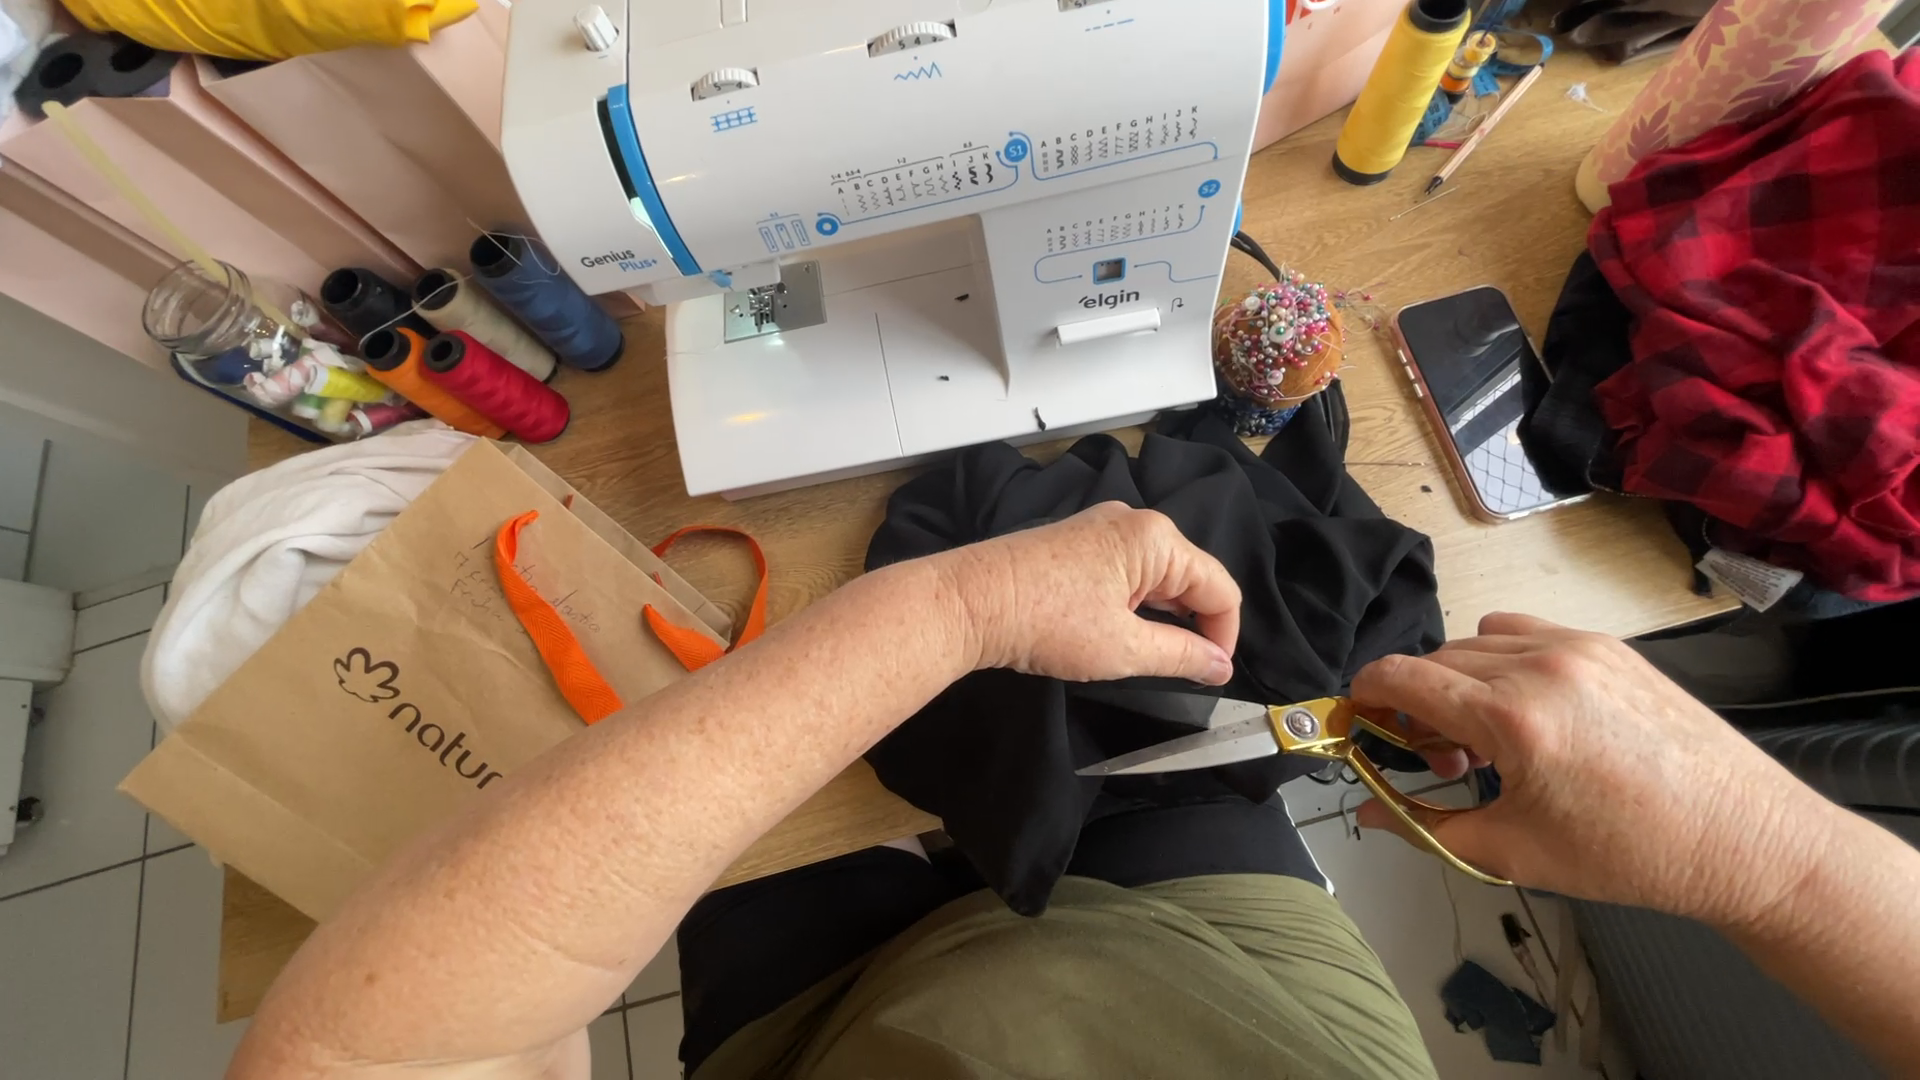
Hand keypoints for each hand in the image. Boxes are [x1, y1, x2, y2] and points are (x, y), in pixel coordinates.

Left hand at [938, 502, 1240, 684]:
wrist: (968, 601)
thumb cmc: (1047, 622)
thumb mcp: (1124, 648)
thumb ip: (1182, 656)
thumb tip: (1221, 666)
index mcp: (1155, 538)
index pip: (1219, 587)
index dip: (1224, 635)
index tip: (1212, 673)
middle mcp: (1132, 521)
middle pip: (1189, 576)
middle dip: (1191, 624)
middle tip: (1177, 668)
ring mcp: (1099, 527)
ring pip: (1155, 575)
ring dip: (1159, 615)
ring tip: (1139, 652)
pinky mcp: (1074, 541)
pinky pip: (1124, 570)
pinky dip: (1131, 602)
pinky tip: (1112, 629)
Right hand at [1350, 614, 1831, 925]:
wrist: (1757, 845)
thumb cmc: (1632, 856)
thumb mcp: (1513, 850)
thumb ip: (1423, 826)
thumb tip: (1365, 814)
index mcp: (1510, 720)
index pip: (1400, 676)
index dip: (1365, 692)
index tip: (1360, 716)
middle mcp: (1537, 669)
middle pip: (1431, 661)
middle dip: (1415, 702)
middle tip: (1440, 753)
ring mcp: (1576, 648)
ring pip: (1470, 643)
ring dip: (1455, 679)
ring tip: (1486, 728)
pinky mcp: (1606, 646)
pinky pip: (1517, 630)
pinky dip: (1497, 656)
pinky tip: (1523, 698)